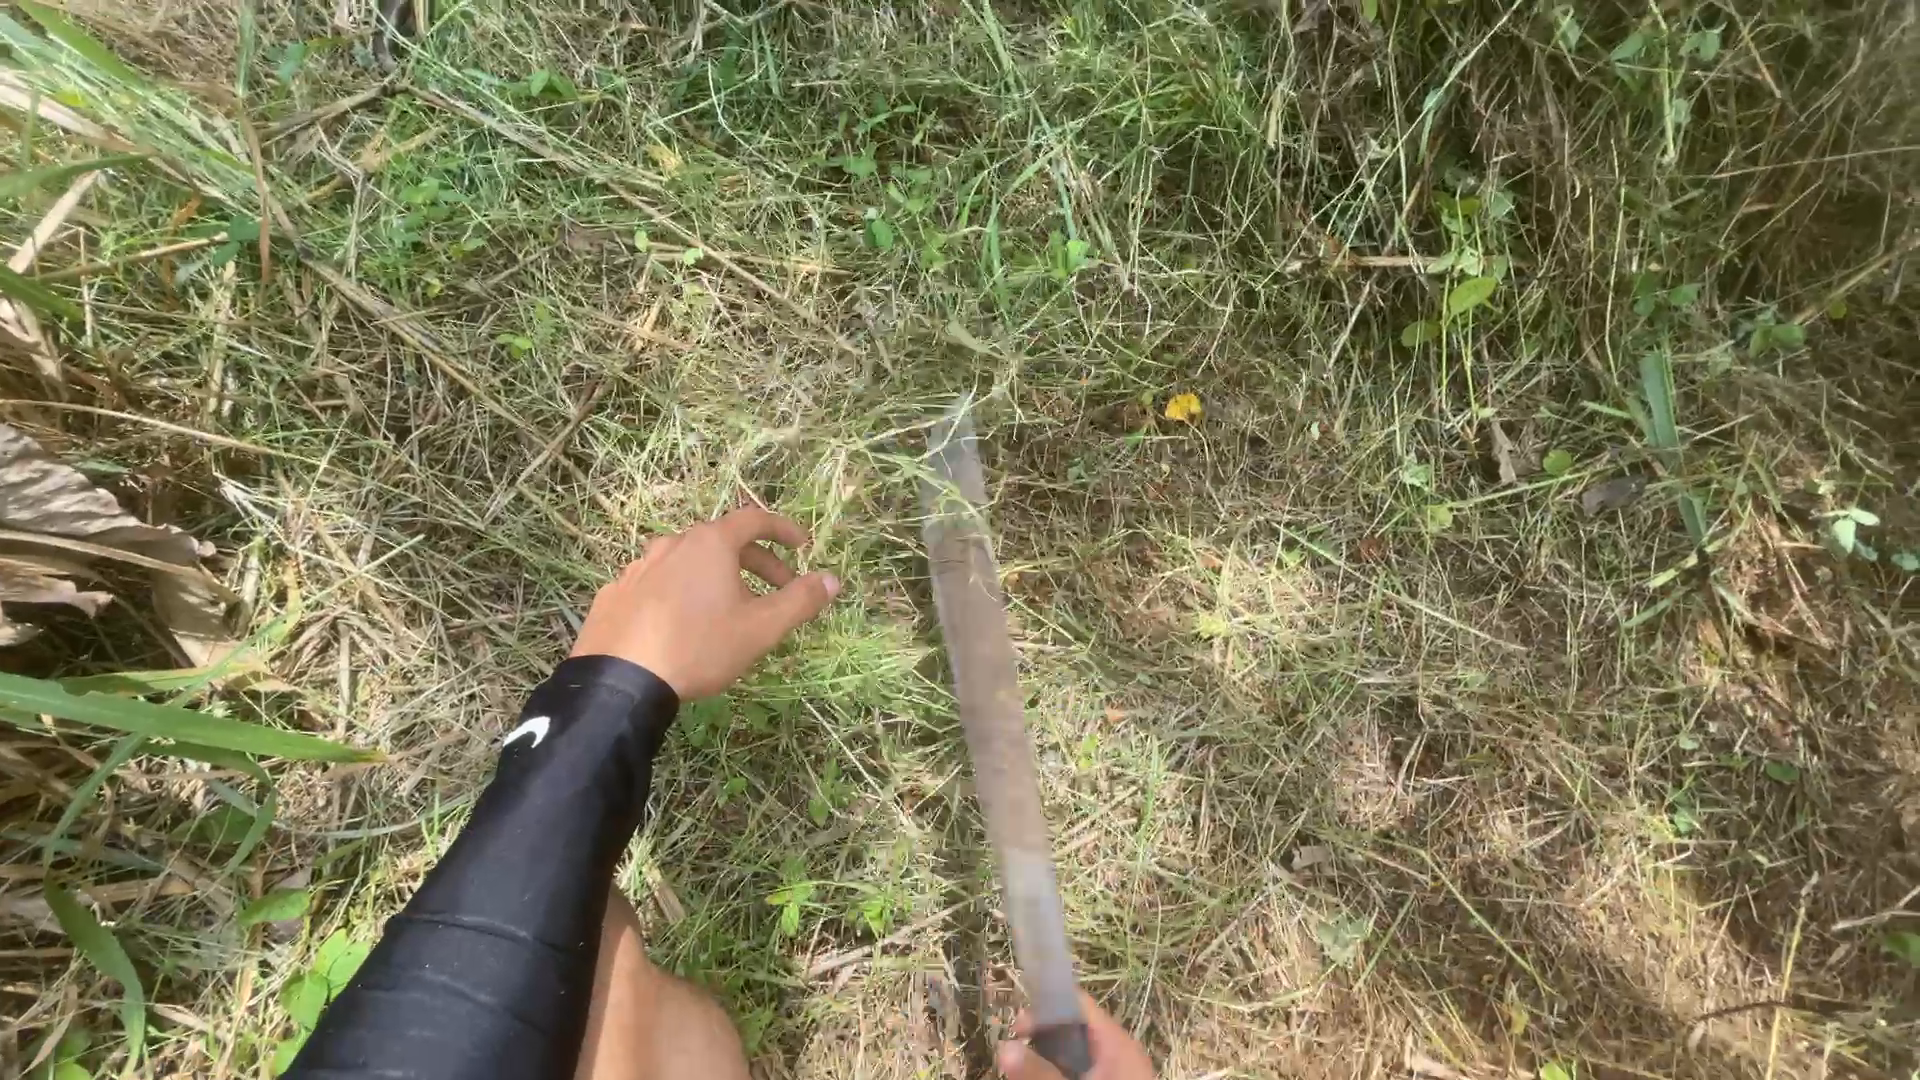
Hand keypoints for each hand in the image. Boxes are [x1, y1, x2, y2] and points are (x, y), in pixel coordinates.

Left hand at [570, 507, 839, 698]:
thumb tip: (833, 579)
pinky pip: (660, 583)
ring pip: (689, 562)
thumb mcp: (761, 628)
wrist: (619, 683)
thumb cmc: (700, 646)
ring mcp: (639, 568)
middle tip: (779, 589)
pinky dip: (683, 592)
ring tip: (732, 607)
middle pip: (723, 542)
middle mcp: (673, 544)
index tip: (803, 545)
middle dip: (758, 562)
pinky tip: (685, 622)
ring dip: (718, 576)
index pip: (754, 520)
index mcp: (710, 544)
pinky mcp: (616, 593)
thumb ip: (801, 600)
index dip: (784, 530)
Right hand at [997, 995, 1153, 1079]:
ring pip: (1072, 1057)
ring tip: (1023, 1076)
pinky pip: (1081, 1074)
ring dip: (1046, 1065)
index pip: (1076, 1002)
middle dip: (1040, 1043)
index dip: (1044, 1008)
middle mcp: (1118, 1052)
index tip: (1016, 1029)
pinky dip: (1060, 1076)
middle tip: (1014, 1061)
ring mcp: (1117, 1075)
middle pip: (1071, 1029)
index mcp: (1115, 1042)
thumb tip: (1003, 1047)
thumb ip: (1039, 1073)